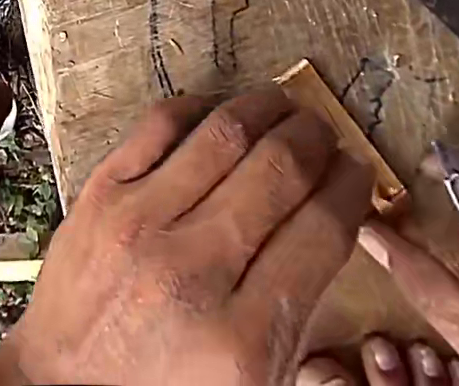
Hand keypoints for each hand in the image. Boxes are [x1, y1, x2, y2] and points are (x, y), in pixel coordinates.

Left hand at [0, 87, 374, 385]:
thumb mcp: (248, 385)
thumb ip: (292, 315)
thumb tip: (326, 223)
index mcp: (243, 340)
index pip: (320, 233)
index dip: (349, 190)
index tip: (358, 171)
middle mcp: (192, 269)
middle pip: (276, 173)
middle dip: (313, 140)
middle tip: (324, 129)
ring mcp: (139, 220)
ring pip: (221, 136)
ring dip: (262, 108)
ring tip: (282, 101)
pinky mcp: (100, 191)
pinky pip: (158, 126)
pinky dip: (196, 106)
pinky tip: (217, 105)